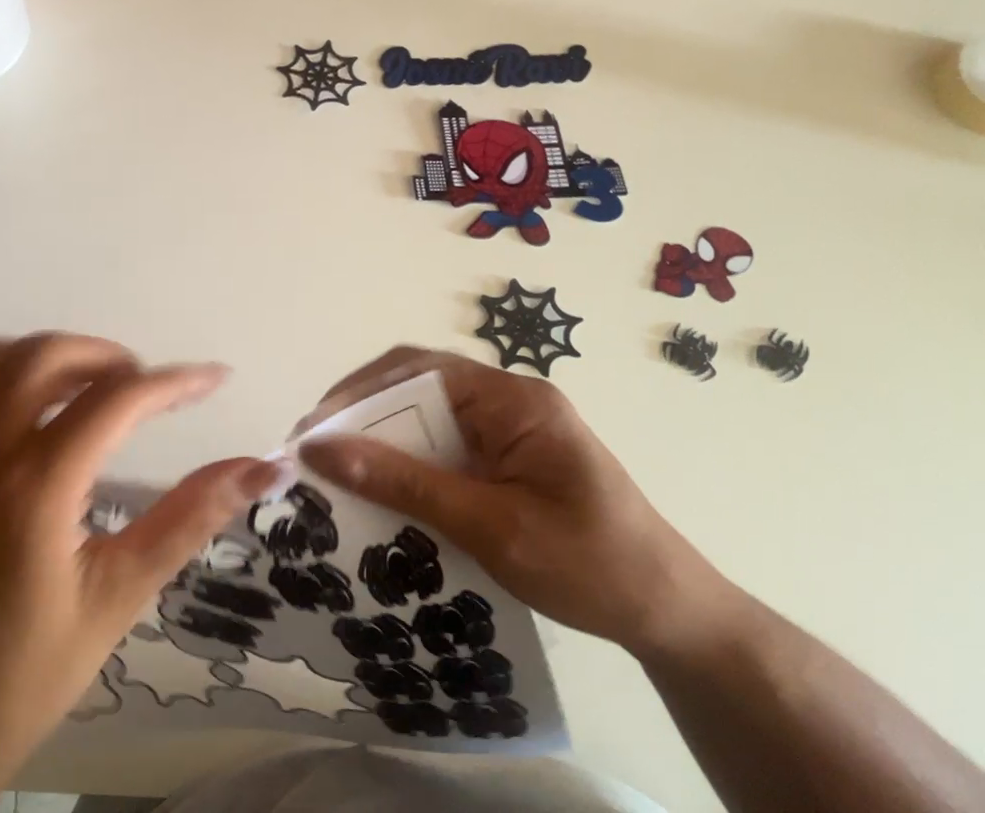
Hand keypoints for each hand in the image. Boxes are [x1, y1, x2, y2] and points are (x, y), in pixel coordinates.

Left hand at [0, 334, 294, 812]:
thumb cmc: (37, 664)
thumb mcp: (122, 592)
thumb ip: (188, 518)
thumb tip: (260, 468)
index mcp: (37, 485)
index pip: (113, 400)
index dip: (172, 382)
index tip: (213, 379)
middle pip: (45, 357)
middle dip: (107, 356)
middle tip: (149, 388)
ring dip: (45, 355)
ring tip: (89, 388)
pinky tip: (24, 403)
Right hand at [295, 347, 742, 656]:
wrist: (673, 616)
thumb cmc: (590, 566)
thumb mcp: (490, 527)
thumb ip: (406, 484)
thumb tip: (322, 450)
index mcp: (515, 402)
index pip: (416, 370)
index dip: (356, 394)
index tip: (313, 433)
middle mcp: (509, 403)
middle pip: (414, 389)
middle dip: (359, 419)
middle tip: (313, 459)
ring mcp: (508, 432)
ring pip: (422, 420)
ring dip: (378, 446)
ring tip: (334, 478)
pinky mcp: (505, 461)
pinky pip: (440, 449)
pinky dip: (403, 467)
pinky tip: (379, 496)